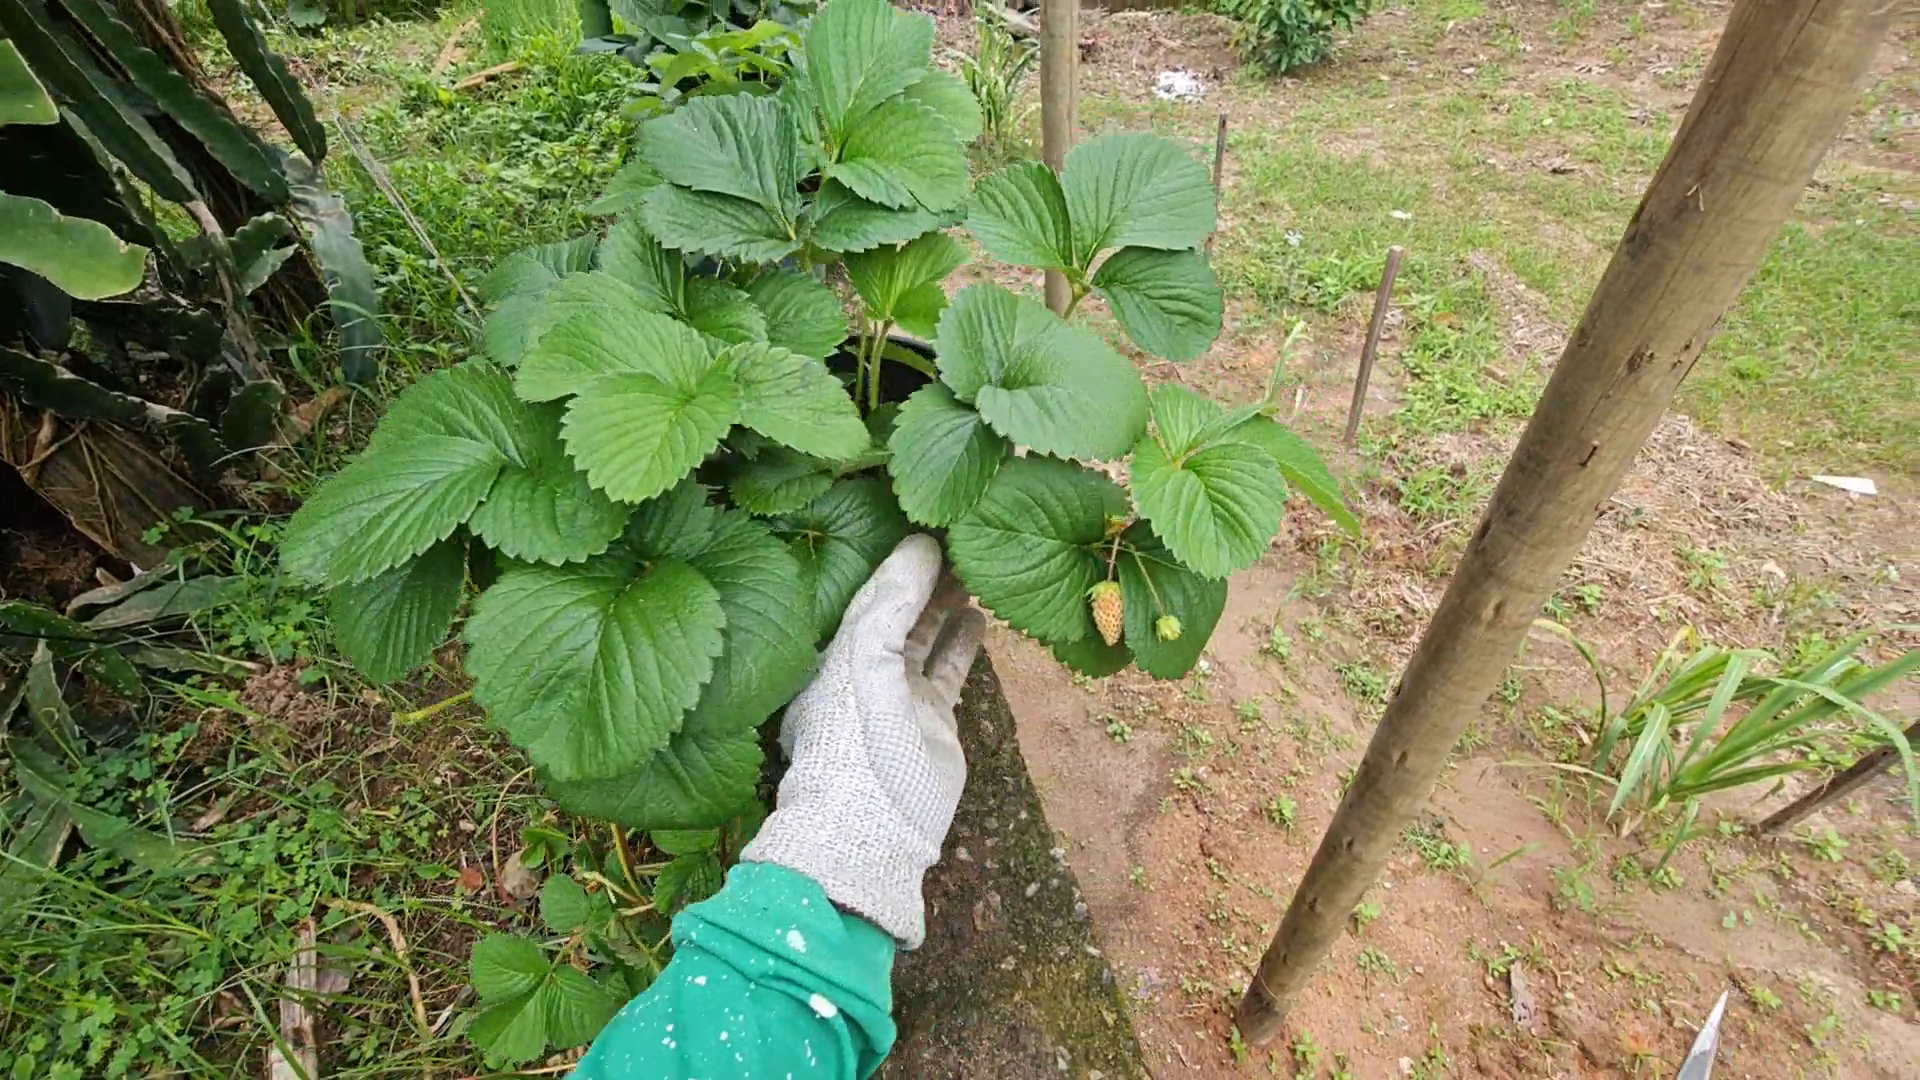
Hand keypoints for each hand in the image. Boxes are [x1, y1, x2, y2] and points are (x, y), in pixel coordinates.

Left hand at [740, 534, 984, 947]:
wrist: (875, 831)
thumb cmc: (857, 744)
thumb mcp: (864, 661)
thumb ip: (890, 603)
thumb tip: (921, 548)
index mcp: (839, 654)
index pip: (873, 594)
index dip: (902, 564)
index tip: (933, 532)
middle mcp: (867, 669)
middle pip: (902, 610)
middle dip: (928, 580)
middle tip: (962, 545)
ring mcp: (901, 694)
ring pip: (926, 636)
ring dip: (947, 604)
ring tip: (973, 571)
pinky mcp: (931, 719)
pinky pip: (949, 669)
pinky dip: (963, 642)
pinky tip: (979, 618)